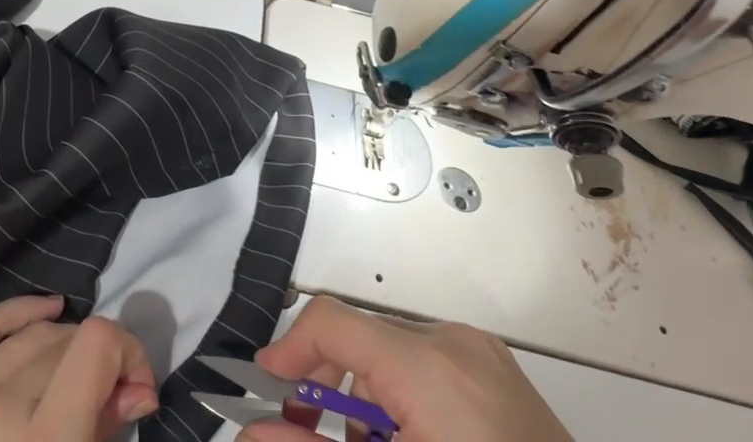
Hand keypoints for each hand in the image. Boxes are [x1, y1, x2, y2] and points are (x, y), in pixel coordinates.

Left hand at [0, 295, 159, 441]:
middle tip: (107, 399)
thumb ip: (105, 430)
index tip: (134, 392)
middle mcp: (0, 407)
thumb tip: (136, 389)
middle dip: (100, 363)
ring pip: (34, 334)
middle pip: (69, 341)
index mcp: (44, 440)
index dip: (129, 357)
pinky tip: (50, 310)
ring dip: (66, 349)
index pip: (98, 346)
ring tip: (74, 379)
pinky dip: (21, 311)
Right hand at [237, 297, 572, 441]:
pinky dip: (402, 397)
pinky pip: (429, 365)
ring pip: (392, 354)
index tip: (264, 394)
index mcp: (426, 364)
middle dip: (325, 390)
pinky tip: (409, 440)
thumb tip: (252, 434)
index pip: (330, 321)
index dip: (287, 351)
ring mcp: (482, 354)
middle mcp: (453, 343)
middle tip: (308, 435)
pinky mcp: (500, 371)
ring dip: (364, 400)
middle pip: (359, 339)